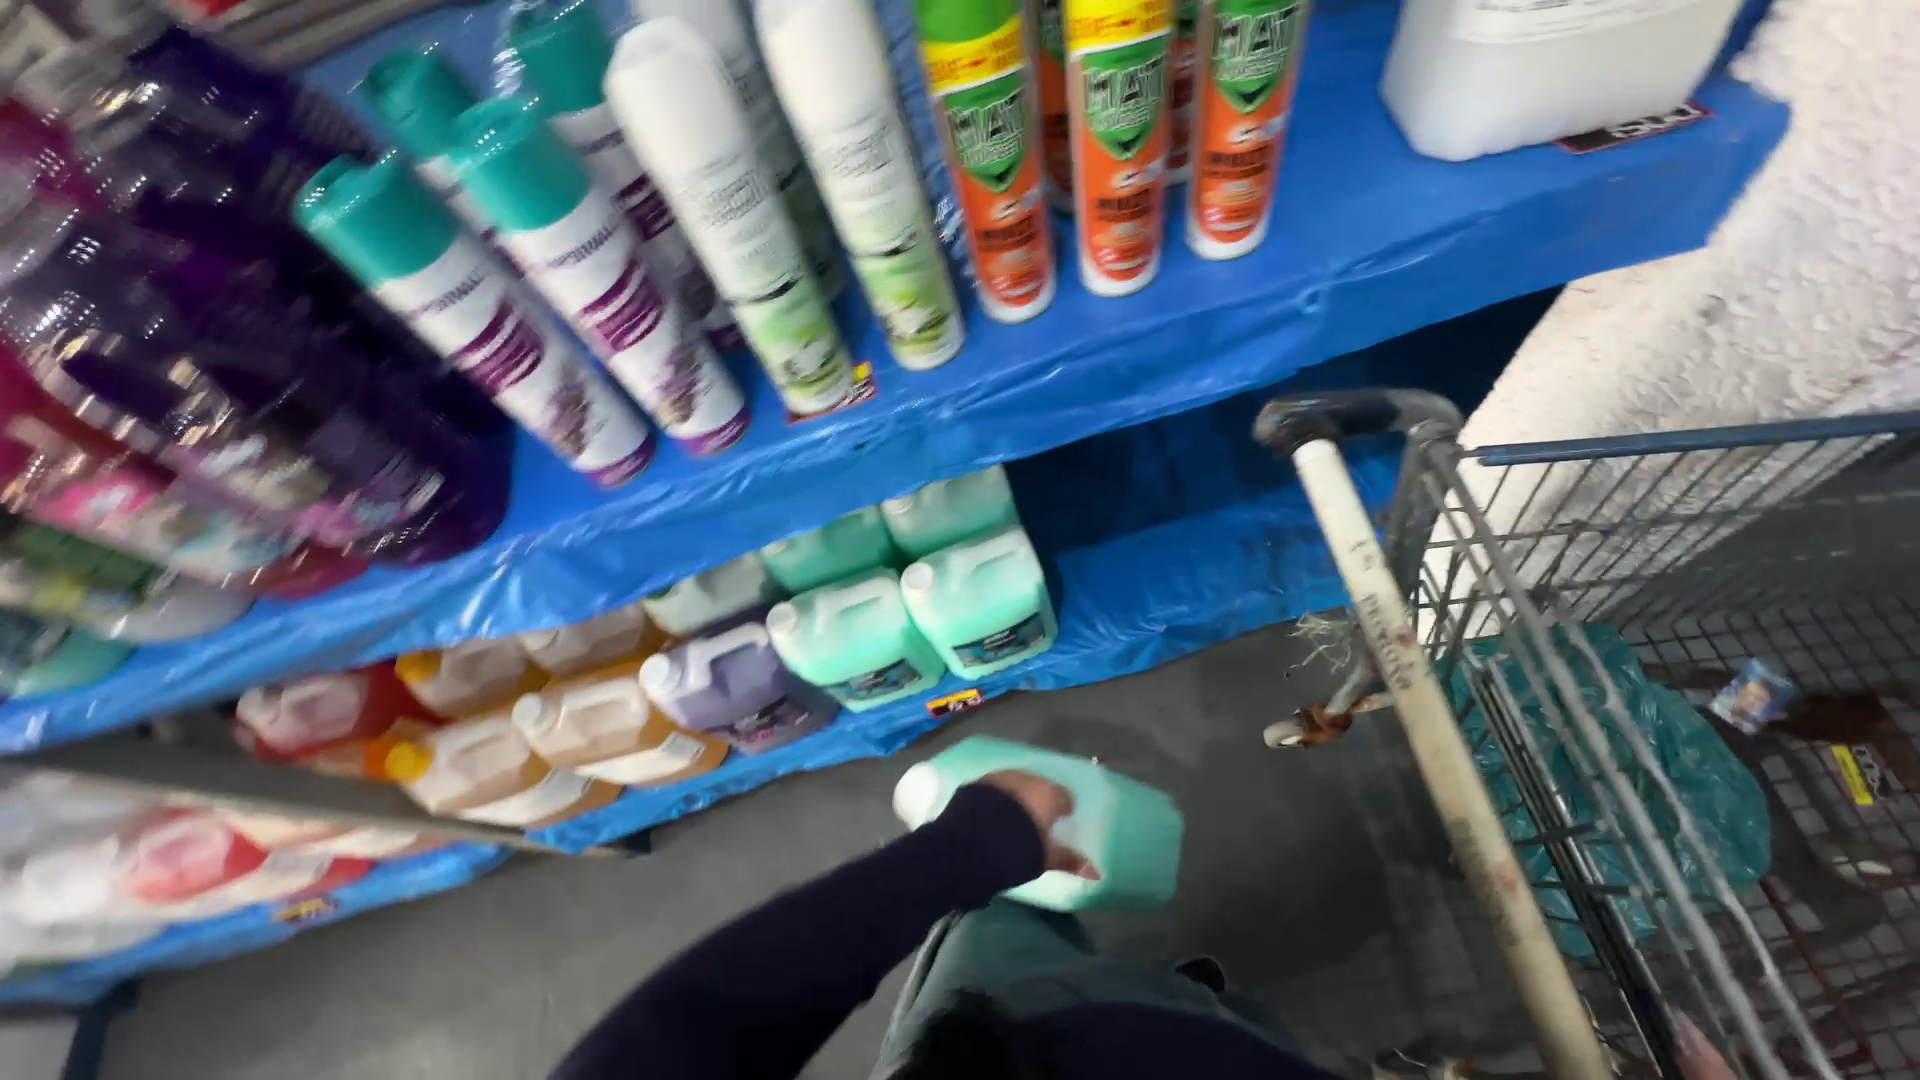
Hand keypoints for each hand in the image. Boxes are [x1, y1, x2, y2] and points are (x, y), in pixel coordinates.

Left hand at [977, 770, 1100, 879]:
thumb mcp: (1045, 858)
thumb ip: (1069, 860)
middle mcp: (1026, 778)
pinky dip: (997, 798)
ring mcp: (1000, 777)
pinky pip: (994, 788)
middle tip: (1035, 820)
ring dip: (1017, 797)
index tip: (1060, 822)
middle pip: (1039, 786)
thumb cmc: (1017, 850)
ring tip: (1013, 817)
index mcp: (1048, 793)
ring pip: (1015, 784)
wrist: (971, 842)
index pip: (1063, 796)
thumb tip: (1097, 873)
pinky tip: (991, 814)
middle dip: (1039, 800)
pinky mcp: (978, 782)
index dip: (1063, 809)